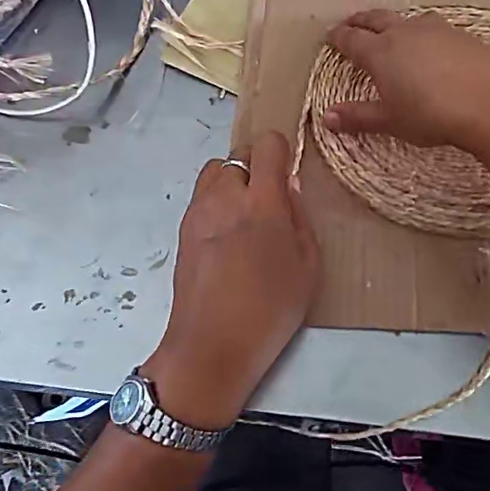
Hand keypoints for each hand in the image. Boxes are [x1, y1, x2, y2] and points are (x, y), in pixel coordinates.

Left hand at [144, 130, 319, 428]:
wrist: (210, 346)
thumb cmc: (270, 309)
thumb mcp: (308, 266)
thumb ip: (300, 217)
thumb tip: (289, 184)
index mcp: (263, 201)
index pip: (266, 145)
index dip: (280, 150)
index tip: (288, 172)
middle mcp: (225, 196)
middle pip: (238, 155)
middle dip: (255, 168)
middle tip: (270, 201)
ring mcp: (197, 212)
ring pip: (215, 173)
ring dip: (233, 183)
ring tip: (246, 217)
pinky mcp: (182, 231)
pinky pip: (202, 199)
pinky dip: (216, 204)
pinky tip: (228, 239)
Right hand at [322, 9, 489, 149]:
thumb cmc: (432, 114)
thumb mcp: (391, 120)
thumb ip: (359, 117)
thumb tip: (327, 117)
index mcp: (380, 51)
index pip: (351, 39)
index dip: (339, 38)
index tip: (331, 38)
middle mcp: (404, 32)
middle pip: (376, 19)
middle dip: (361, 21)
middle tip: (352, 24)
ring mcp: (435, 29)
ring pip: (405, 19)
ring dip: (392, 22)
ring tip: (390, 30)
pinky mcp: (462, 34)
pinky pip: (432, 26)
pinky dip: (420, 31)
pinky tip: (428, 43)